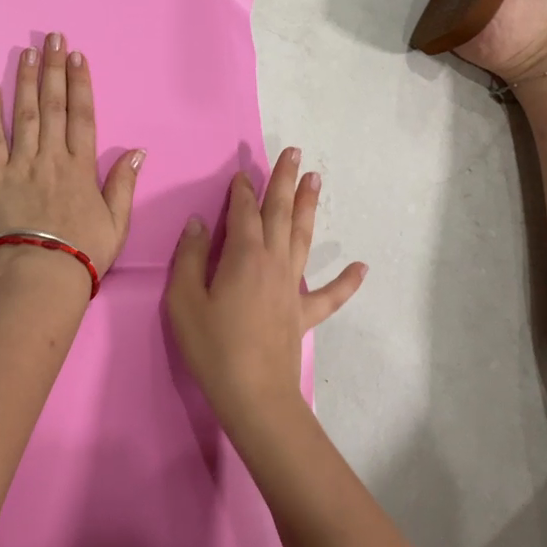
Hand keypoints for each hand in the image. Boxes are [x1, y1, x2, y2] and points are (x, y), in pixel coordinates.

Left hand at [0, 33, 143, 283]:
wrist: (42, 275)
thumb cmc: (83, 253)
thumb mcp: (117, 223)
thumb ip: (124, 184)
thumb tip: (138, 151)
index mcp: (81, 167)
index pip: (82, 115)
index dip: (80, 83)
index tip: (78, 57)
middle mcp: (51, 158)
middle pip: (52, 105)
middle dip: (54, 69)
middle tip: (53, 38)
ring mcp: (21, 165)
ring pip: (24, 114)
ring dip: (26, 81)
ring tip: (27, 52)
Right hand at [165, 148, 367, 419]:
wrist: (254, 394)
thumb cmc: (212, 345)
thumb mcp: (185, 299)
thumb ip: (191, 257)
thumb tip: (199, 223)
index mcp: (244, 256)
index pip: (242, 211)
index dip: (241, 190)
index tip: (241, 170)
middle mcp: (274, 262)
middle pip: (280, 213)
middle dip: (284, 181)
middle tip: (294, 152)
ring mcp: (293, 288)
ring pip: (304, 238)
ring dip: (309, 208)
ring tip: (317, 180)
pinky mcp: (304, 314)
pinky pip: (330, 295)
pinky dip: (347, 281)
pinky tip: (362, 266)